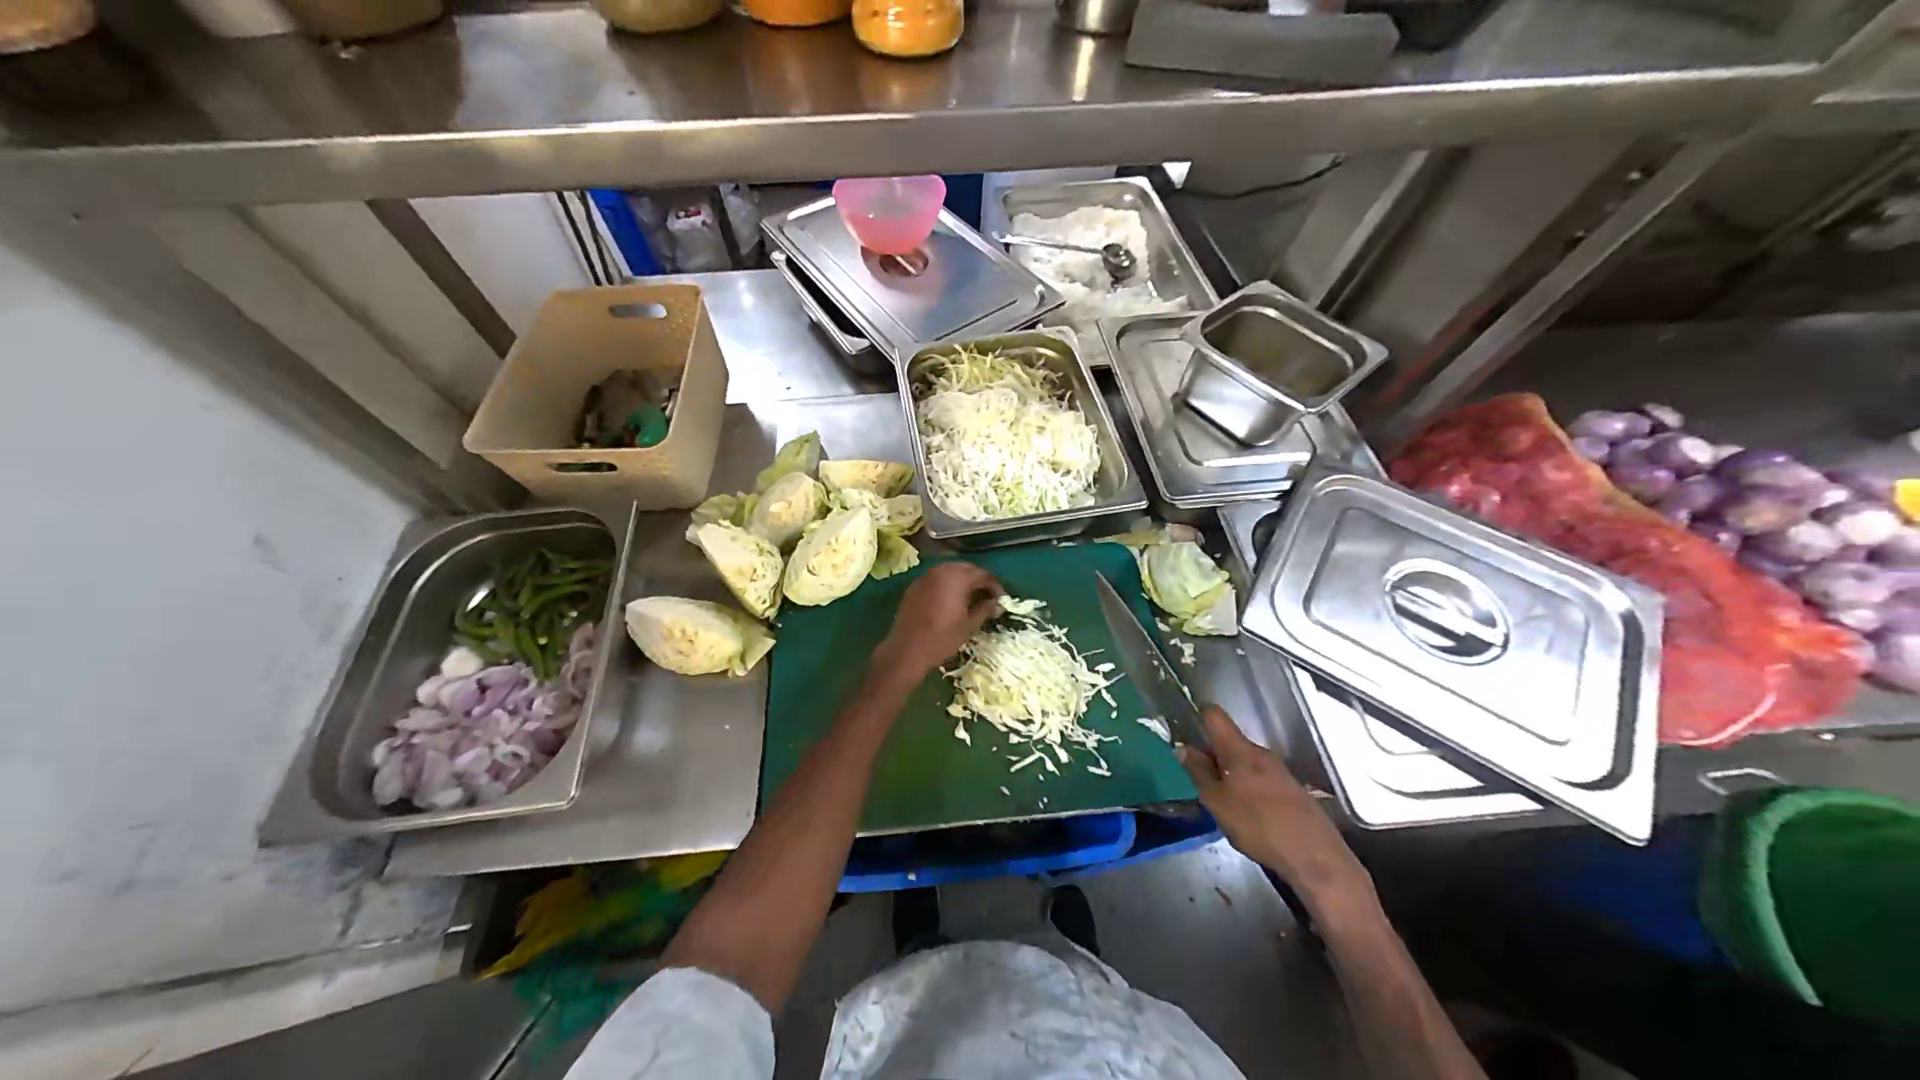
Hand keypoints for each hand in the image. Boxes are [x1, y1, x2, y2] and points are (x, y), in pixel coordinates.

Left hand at [874, 562, 1003, 680]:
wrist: (907, 650)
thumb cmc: (942, 638)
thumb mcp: (969, 626)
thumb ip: (985, 610)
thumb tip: (998, 605)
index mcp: (958, 578)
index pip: (983, 574)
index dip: (995, 586)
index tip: (1001, 599)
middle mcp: (941, 571)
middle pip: (967, 568)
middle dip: (979, 580)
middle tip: (987, 596)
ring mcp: (926, 577)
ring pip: (950, 570)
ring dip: (963, 580)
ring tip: (971, 597)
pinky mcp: (915, 586)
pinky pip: (936, 578)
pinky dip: (947, 583)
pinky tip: (950, 599)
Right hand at [1179, 706, 1368, 902]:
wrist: (1314, 855)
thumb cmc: (1257, 824)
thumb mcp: (1217, 801)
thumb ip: (1198, 772)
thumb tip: (1182, 749)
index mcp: (1239, 749)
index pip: (1215, 715)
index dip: (1197, 715)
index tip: (1184, 730)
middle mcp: (1261, 753)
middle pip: (1229, 741)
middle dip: (1211, 754)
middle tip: (1197, 779)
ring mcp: (1279, 771)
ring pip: (1245, 762)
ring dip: (1229, 773)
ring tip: (1219, 800)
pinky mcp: (1292, 789)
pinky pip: (1260, 778)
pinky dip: (1246, 787)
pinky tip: (1246, 813)